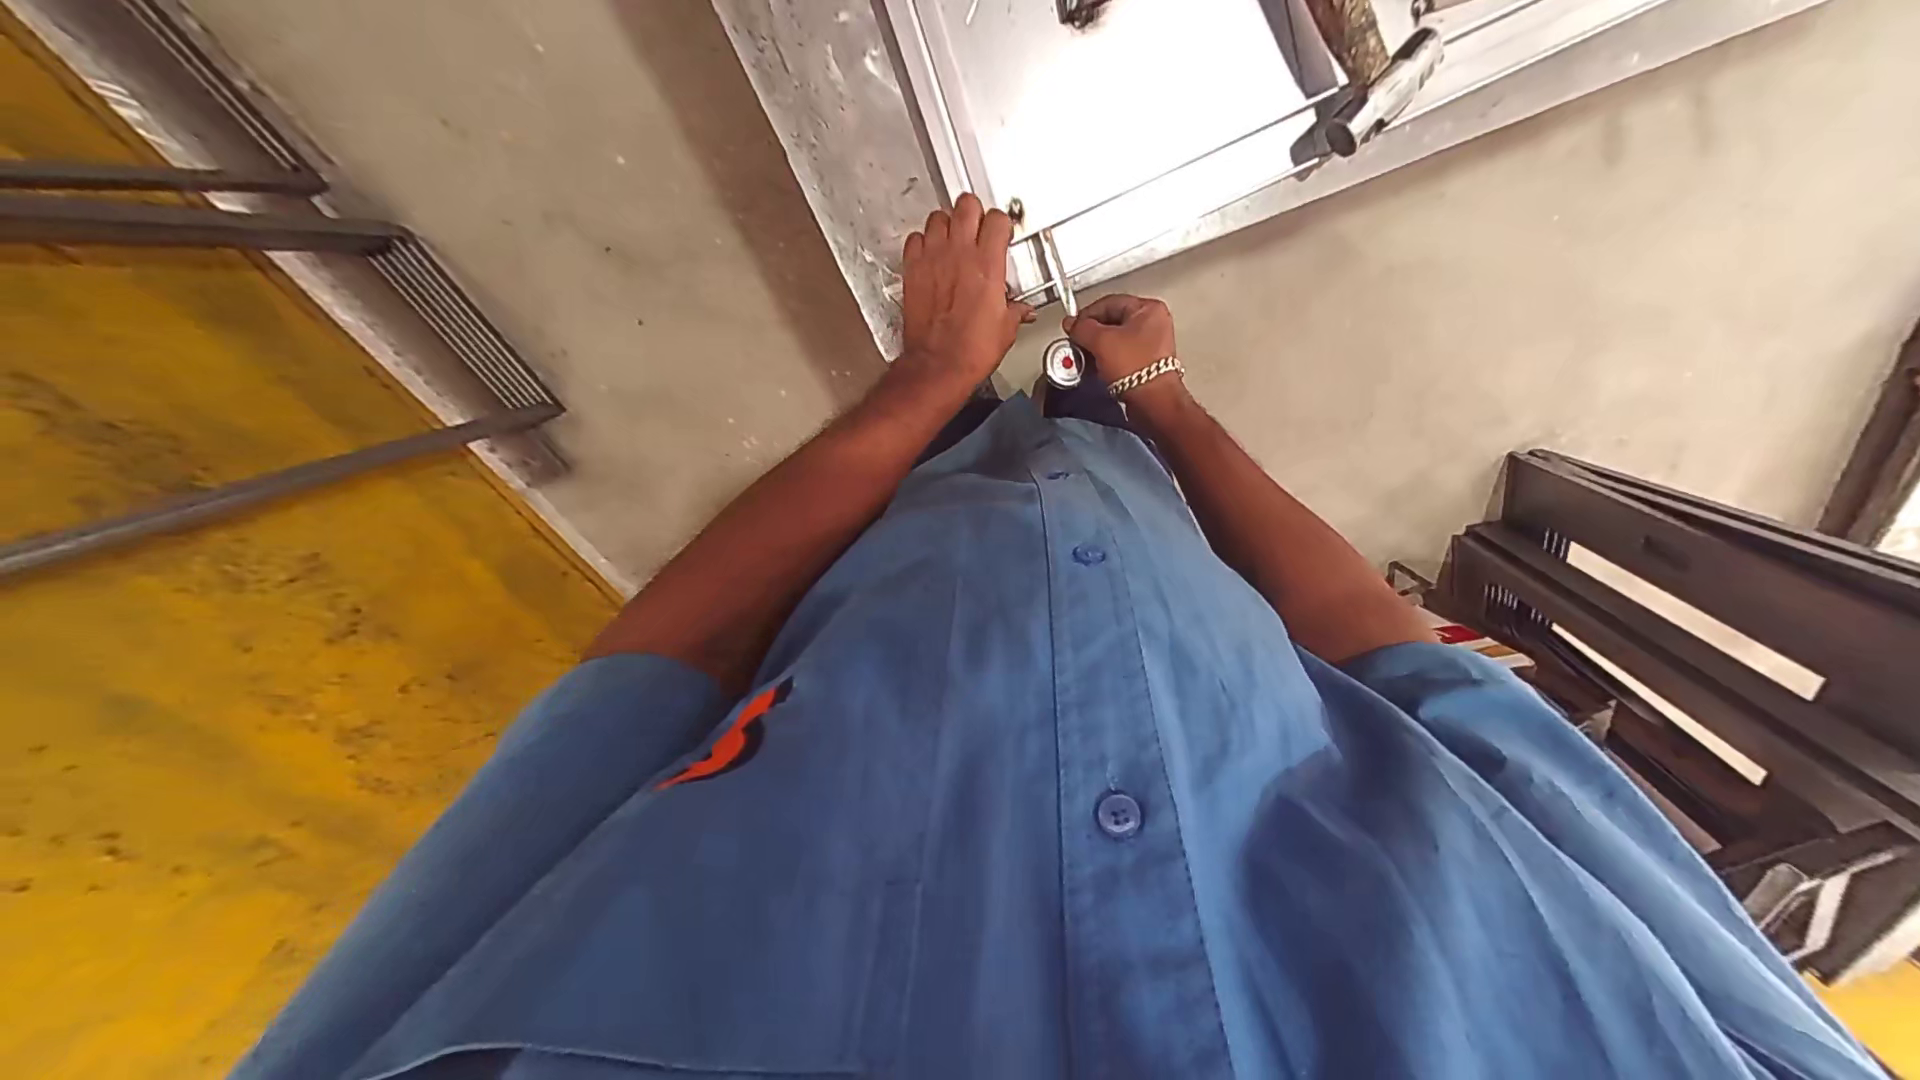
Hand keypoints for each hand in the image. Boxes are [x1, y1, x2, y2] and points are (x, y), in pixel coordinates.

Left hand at [896, 193, 1033, 390]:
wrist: (938, 365)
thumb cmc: (969, 350)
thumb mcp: (1005, 329)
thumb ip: (1015, 311)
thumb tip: (1021, 310)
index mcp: (988, 264)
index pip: (998, 220)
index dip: (1002, 224)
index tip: (1002, 233)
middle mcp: (959, 255)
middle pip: (966, 205)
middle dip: (974, 213)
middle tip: (977, 227)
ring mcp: (933, 259)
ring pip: (938, 217)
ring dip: (947, 225)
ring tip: (953, 239)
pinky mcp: (913, 270)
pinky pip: (915, 240)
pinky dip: (922, 242)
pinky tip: (930, 254)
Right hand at [1064, 294, 1176, 384]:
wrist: (1151, 400)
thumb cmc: (1134, 367)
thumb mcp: (1101, 341)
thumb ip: (1082, 328)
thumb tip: (1071, 324)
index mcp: (1148, 309)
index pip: (1109, 303)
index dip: (1087, 314)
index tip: (1073, 327)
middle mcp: (1153, 323)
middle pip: (1112, 321)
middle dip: (1091, 334)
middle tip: (1078, 343)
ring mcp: (1151, 343)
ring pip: (1115, 339)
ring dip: (1097, 348)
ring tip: (1086, 358)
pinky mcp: (1146, 362)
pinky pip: (1121, 354)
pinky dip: (1106, 359)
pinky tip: (1097, 368)